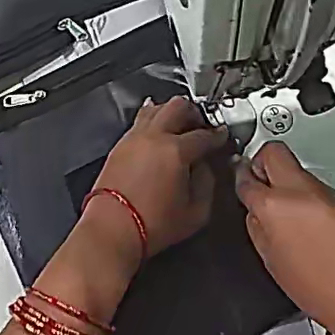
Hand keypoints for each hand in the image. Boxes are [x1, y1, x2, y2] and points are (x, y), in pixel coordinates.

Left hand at [87, 97, 230, 261]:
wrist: (113, 228)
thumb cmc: (149, 224)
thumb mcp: (196, 212)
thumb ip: (207, 183)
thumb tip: (206, 168)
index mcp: (176, 151)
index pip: (204, 134)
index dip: (217, 134)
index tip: (221, 136)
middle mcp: (153, 138)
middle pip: (178, 107)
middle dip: (195, 112)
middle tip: (202, 122)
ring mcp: (133, 139)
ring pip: (156, 108)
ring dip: (171, 111)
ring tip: (180, 122)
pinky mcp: (119, 146)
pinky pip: (139, 121)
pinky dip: (151, 119)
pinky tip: (155, 127)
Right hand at [234, 141, 334, 334]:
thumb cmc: (321, 288)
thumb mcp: (270, 259)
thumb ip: (256, 226)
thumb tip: (254, 211)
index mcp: (274, 205)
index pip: (246, 178)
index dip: (240, 180)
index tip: (240, 183)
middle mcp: (299, 191)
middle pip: (273, 152)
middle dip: (261, 162)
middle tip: (258, 180)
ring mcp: (323, 192)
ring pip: (295, 167)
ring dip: (285, 181)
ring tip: (284, 210)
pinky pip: (313, 186)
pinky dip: (304, 195)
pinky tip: (304, 220)